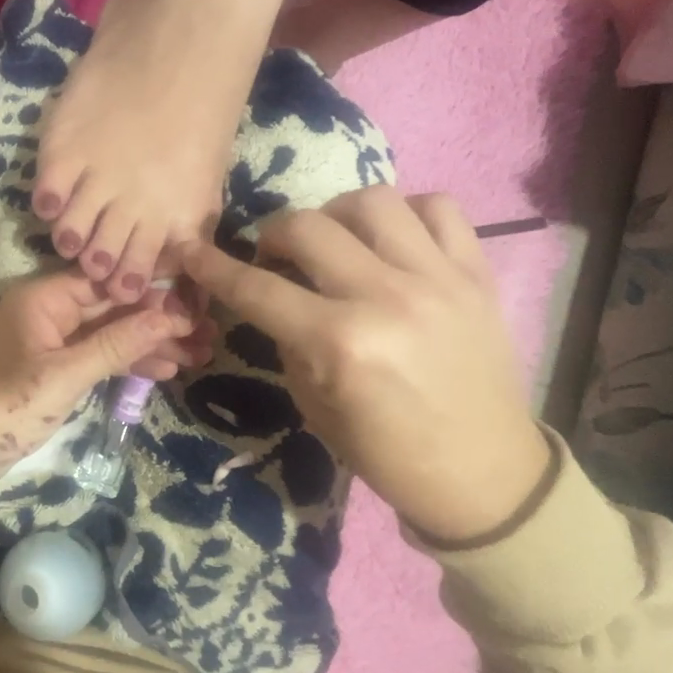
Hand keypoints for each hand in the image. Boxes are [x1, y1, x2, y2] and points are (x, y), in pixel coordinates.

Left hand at [0, 272, 200, 494]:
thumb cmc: (5, 405)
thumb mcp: (66, 375)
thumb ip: (117, 344)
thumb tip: (171, 316)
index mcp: (42, 297)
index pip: (107, 281)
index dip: (153, 291)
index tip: (197, 304)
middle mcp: (47, 310)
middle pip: (111, 307)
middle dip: (157, 321)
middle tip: (206, 335)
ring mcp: (49, 341)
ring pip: (107, 334)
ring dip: (147, 345)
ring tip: (197, 355)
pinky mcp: (51, 369)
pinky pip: (95, 356)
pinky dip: (125, 363)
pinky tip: (163, 371)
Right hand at [177, 186, 552, 544]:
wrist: (481, 472)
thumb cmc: (385, 451)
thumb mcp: (313, 404)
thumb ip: (289, 340)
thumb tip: (274, 296)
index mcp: (340, 343)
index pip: (258, 289)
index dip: (214, 267)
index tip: (192, 251)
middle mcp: (386, 298)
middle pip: (307, 227)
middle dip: (273, 234)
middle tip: (275, 257)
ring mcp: (438, 279)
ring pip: (372, 200)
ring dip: (335, 214)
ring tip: (335, 240)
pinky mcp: (477, 273)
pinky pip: (439, 208)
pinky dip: (406, 214)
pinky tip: (392, 241)